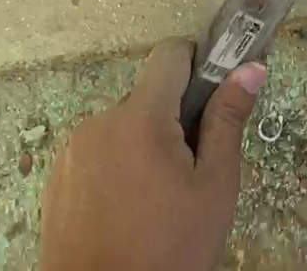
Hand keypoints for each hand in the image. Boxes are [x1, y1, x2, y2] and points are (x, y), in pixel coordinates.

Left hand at [41, 40, 266, 270]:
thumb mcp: (214, 187)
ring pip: (124, 125)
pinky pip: (99, 151)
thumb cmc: (169, 252)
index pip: (170, 55)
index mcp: (140, 118)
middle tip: (192, 166)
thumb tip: (250, 67)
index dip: (198, 63)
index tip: (213, 95)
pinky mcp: (56, 180)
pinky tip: (129, 210)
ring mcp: (72, 151)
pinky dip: (118, 165)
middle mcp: (99, 122)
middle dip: (173, 117)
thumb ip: (229, 119)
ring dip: (145, 142)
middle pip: (148, 95)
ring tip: (158, 197)